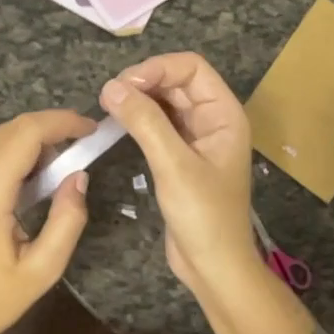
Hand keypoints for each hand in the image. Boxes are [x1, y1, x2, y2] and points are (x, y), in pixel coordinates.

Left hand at [0, 110, 93, 333]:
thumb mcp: (40, 271)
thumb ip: (67, 220)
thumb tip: (79, 178)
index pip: (26, 133)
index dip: (62, 122)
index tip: (90, 129)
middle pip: (6, 131)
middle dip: (45, 133)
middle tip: (75, 155)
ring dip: (20, 146)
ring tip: (46, 174)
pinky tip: (11, 186)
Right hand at [100, 53, 258, 290]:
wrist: (214, 265)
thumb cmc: (204, 216)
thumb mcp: (174, 166)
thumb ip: (146, 123)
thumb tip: (113, 87)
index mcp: (225, 116)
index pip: (192, 68)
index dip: (158, 67)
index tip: (124, 84)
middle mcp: (214, 122)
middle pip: (177, 82)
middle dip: (144, 81)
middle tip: (108, 97)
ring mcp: (198, 141)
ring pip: (166, 104)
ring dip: (140, 100)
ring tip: (108, 108)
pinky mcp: (182, 160)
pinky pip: (160, 127)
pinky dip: (140, 121)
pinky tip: (118, 126)